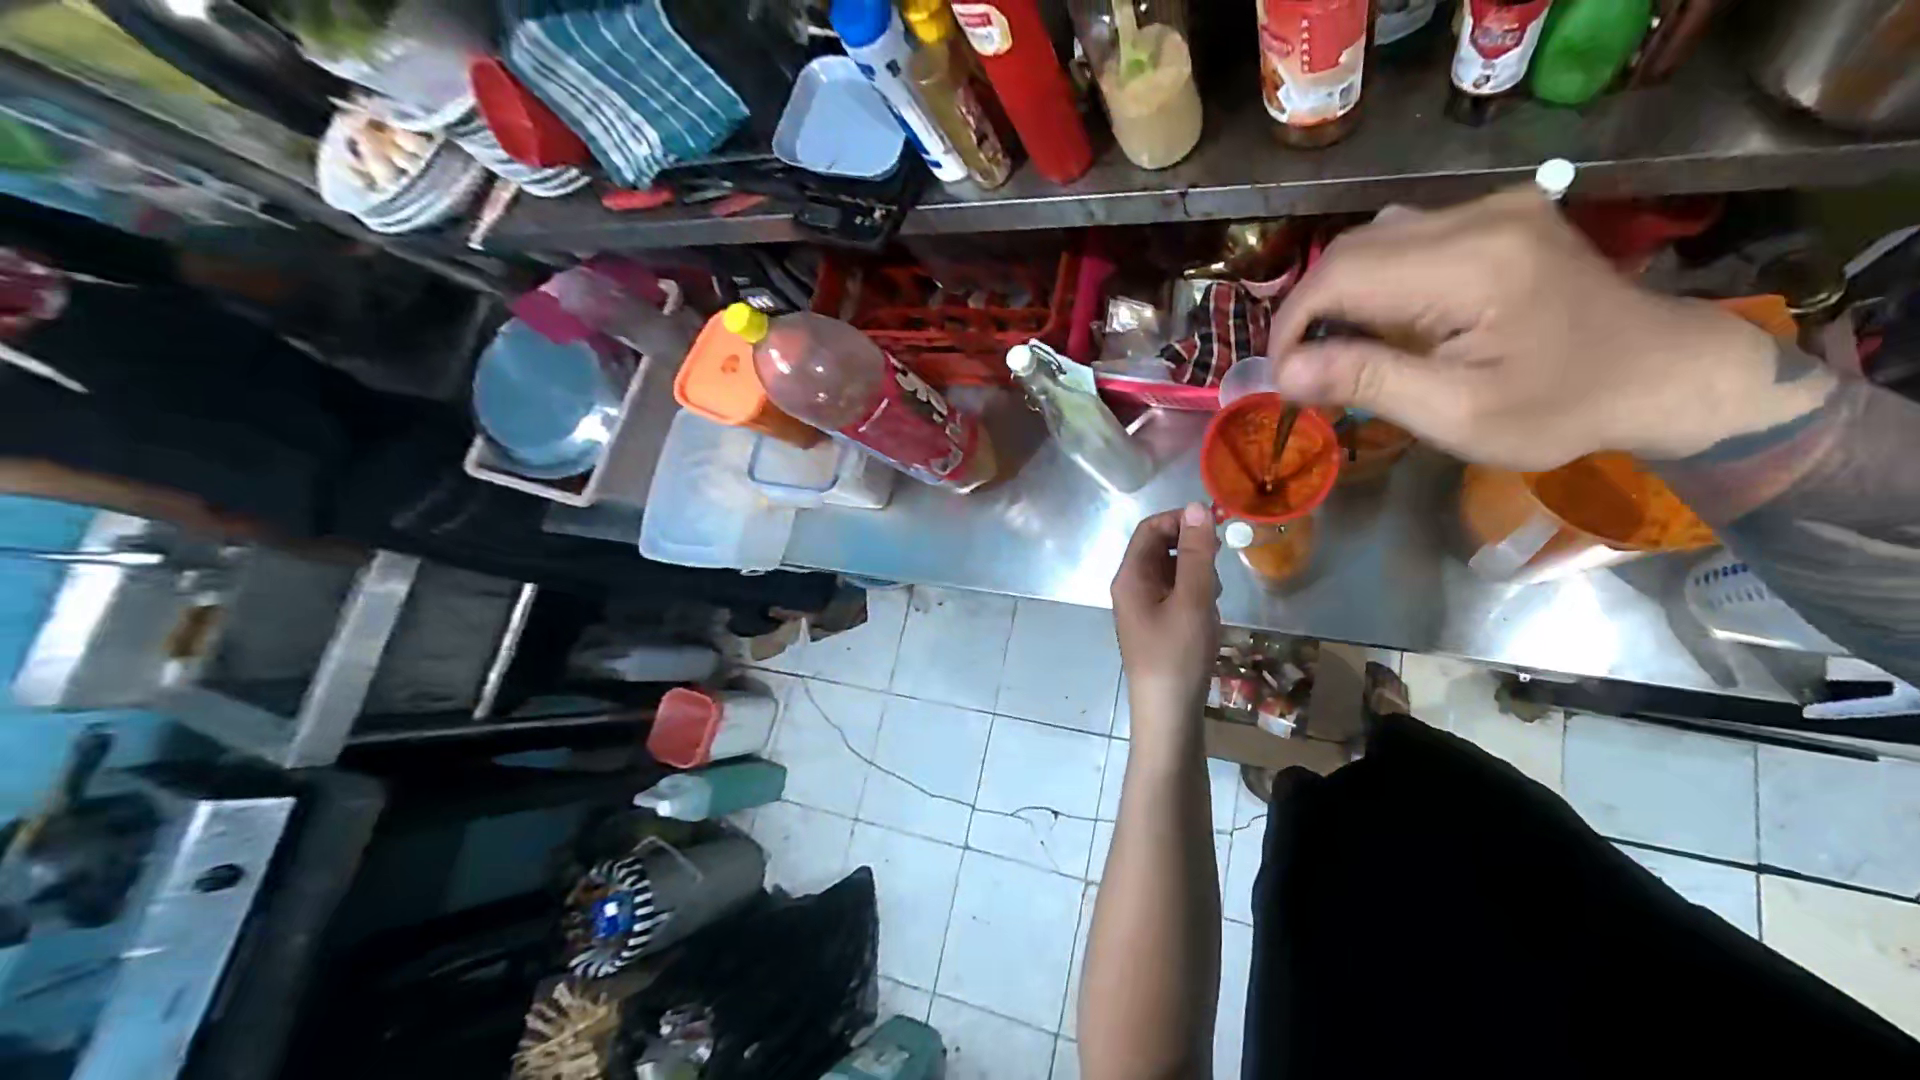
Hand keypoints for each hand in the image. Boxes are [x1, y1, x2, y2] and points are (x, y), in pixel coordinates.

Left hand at [1111, 503, 1219, 742]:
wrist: (1167, 711)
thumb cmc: (1178, 653)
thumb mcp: (1194, 598)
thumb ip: (1196, 553)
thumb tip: (1197, 507)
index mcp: (1130, 576)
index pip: (1150, 528)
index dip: (1181, 520)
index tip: (1216, 528)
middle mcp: (1129, 586)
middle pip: (1158, 547)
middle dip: (1191, 549)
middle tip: (1218, 567)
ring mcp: (1140, 606)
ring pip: (1169, 571)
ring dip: (1195, 573)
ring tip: (1213, 596)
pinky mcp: (1153, 624)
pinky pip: (1172, 593)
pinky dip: (1193, 594)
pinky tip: (1207, 614)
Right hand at [1267, 189, 1835, 470]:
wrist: (1659, 373)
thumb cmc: (1559, 409)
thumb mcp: (1456, 414)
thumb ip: (1368, 382)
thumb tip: (1284, 372)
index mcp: (1473, 266)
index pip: (1339, 276)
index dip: (1292, 325)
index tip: (1284, 377)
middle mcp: (1479, 218)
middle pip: (1349, 252)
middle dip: (1309, 312)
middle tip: (1306, 370)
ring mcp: (1491, 209)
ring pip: (1369, 241)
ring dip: (1337, 296)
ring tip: (1342, 348)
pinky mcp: (1495, 216)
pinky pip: (1402, 238)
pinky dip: (1371, 281)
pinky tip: (1383, 319)